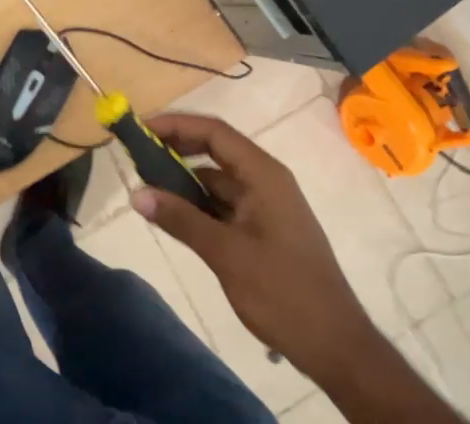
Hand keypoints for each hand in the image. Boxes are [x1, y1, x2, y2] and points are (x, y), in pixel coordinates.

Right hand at [132, 113, 382, 382]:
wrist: (334, 345)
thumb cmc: (283, 293)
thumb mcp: (226, 254)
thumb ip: (181, 220)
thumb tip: (136, 193)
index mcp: (264, 176)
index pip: (214, 132)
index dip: (175, 125)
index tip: (139, 129)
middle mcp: (265, 181)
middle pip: (214, 149)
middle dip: (175, 148)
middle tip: (136, 156)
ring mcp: (265, 205)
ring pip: (216, 179)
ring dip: (182, 180)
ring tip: (145, 187)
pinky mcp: (262, 228)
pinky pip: (223, 204)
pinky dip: (196, 204)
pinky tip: (172, 216)